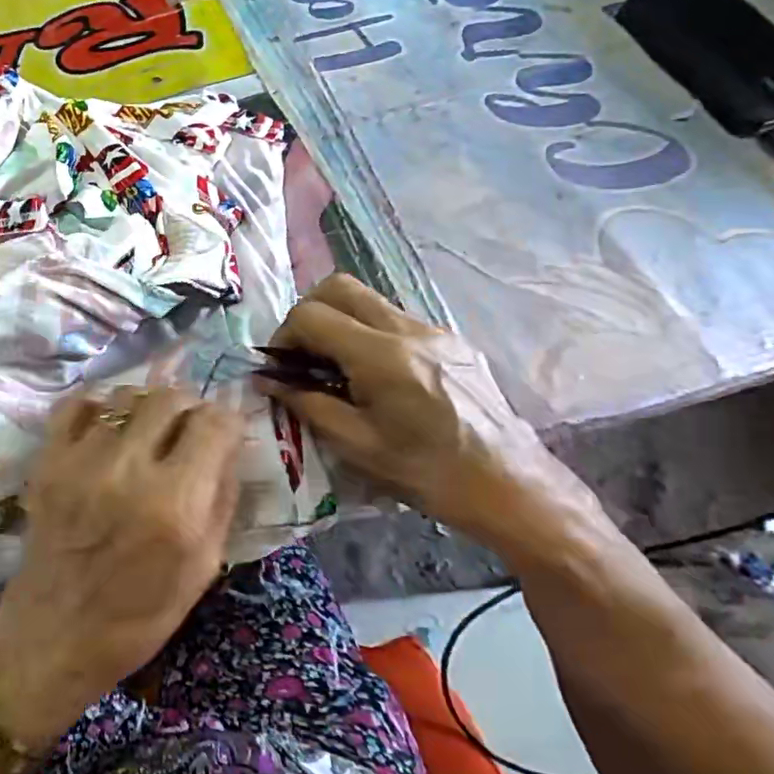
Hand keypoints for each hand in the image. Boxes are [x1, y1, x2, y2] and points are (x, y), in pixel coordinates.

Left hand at [0, 388, 240, 749]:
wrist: (58, 630)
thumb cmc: (140, 613)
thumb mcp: (203, 565)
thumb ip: (222, 497)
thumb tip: (230, 444)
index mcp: (176, 502)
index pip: (215, 421)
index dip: (226, 421)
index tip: (223, 433)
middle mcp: (129, 469)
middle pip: (170, 398)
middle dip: (188, 408)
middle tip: (186, 430)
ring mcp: (81, 460)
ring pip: (124, 396)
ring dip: (144, 407)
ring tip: (144, 432)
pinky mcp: (48, 460)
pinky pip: (75, 404)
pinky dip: (96, 405)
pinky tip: (105, 426)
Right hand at [263, 275, 612, 563]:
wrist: (508, 485)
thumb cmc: (424, 471)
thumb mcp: (353, 443)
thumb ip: (304, 403)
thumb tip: (265, 380)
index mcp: (380, 356)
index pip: (310, 315)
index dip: (282, 337)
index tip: (279, 368)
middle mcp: (407, 330)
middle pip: (338, 287)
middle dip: (307, 314)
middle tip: (301, 355)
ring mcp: (434, 331)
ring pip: (368, 300)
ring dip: (338, 323)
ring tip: (334, 369)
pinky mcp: (451, 342)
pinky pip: (395, 320)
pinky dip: (367, 335)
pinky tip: (372, 377)